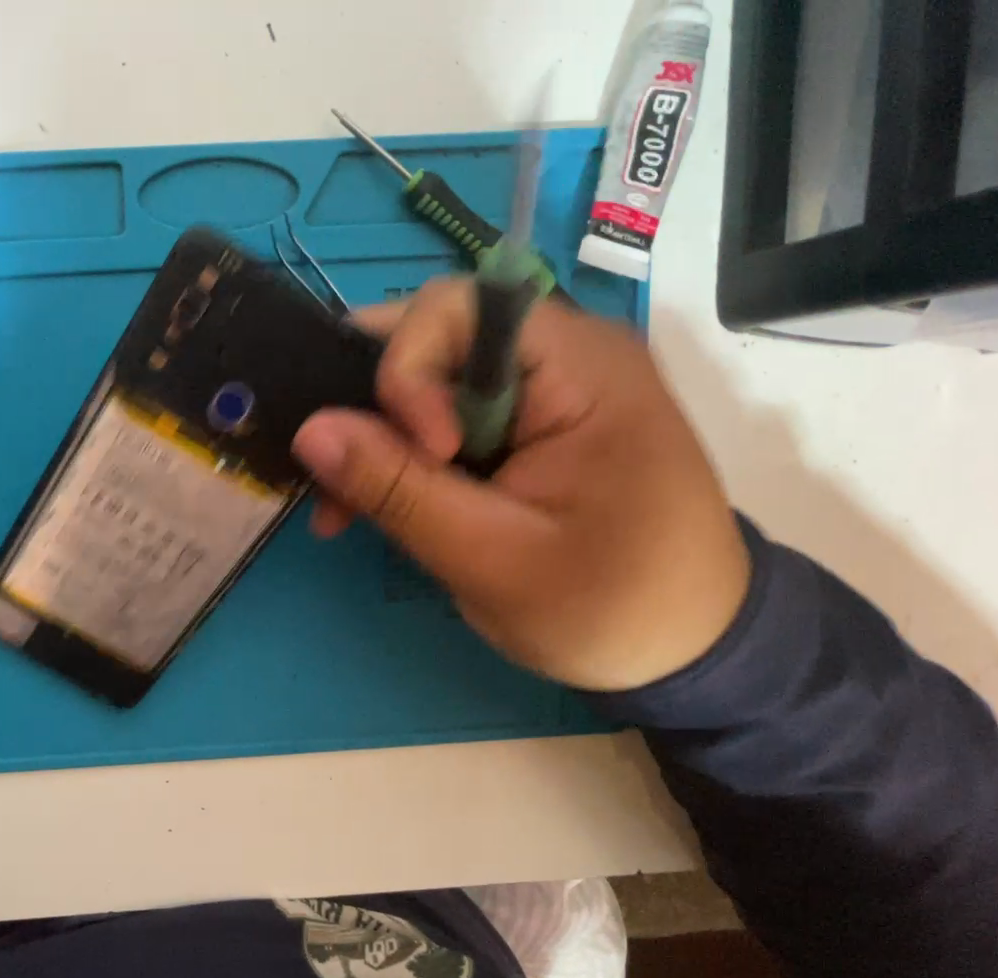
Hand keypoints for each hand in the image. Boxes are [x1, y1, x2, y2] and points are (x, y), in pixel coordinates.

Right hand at [291, 281, 749, 690]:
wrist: (689, 650)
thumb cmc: (610, 608)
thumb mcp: (492, 558)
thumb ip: (399, 490)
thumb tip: (309, 429)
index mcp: (579, 367)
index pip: (456, 308)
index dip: (408, 369)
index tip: (419, 454)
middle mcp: (559, 357)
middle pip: (429, 341)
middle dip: (368, 407)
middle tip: (334, 482)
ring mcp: (539, 393)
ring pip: (422, 386)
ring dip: (372, 443)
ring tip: (341, 512)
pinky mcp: (521, 429)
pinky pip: (437, 421)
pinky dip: (397, 461)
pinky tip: (367, 510)